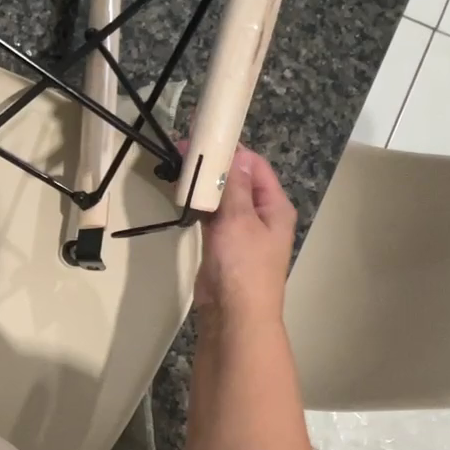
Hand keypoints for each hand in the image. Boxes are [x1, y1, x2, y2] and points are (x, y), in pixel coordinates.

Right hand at [195, 145, 296, 322]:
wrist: (235, 311)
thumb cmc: (243, 264)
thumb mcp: (239, 220)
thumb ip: (234, 188)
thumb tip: (235, 156)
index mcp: (273, 206)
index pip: (254, 166)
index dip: (230, 150)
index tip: (202, 138)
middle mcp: (259, 214)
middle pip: (236, 180)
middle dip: (212, 165)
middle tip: (181, 151)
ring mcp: (240, 229)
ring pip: (222, 197)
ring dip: (203, 183)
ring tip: (176, 167)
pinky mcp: (222, 242)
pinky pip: (211, 214)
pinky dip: (198, 202)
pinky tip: (181, 194)